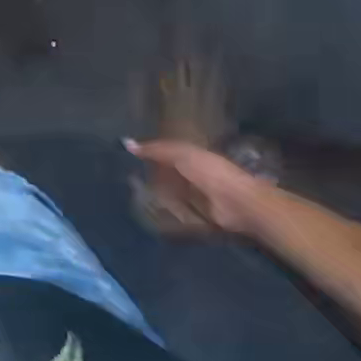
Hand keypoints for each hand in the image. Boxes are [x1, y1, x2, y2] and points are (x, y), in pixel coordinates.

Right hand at [124, 138, 272, 235]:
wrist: (237, 203)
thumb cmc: (210, 171)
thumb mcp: (181, 154)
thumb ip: (156, 150)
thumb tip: (126, 143)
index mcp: (191, 156)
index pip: (165, 153)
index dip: (148, 154)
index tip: (125, 157)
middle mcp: (192, 176)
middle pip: (166, 175)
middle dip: (149, 178)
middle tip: (123, 180)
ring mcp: (195, 197)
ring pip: (169, 195)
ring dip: (154, 198)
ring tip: (129, 199)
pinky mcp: (196, 217)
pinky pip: (174, 214)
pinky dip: (163, 215)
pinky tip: (145, 215)